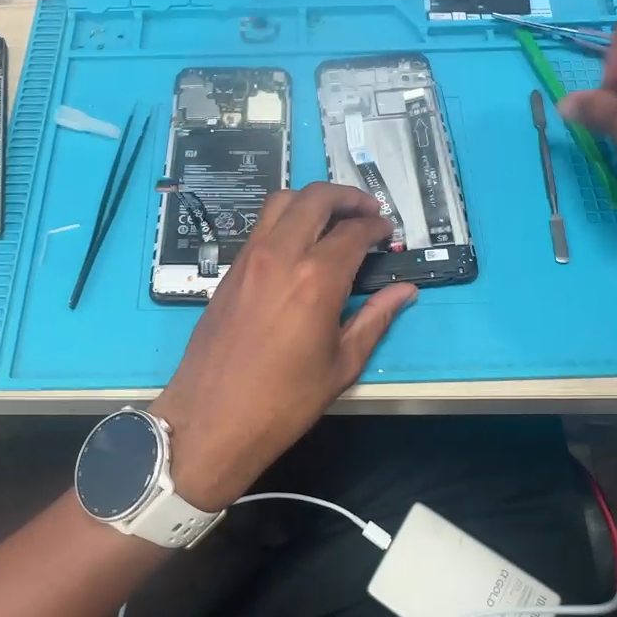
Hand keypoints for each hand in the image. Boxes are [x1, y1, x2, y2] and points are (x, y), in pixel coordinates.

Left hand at [149, 183, 416, 510]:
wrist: (211, 419)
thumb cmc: (284, 401)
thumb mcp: (342, 365)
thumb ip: (375, 319)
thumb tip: (405, 291)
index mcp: (316, 278)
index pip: (353, 232)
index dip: (376, 227)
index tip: (388, 233)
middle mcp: (281, 254)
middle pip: (315, 198)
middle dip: (347, 197)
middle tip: (368, 211)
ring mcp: (250, 258)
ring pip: (281, 201)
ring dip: (312, 200)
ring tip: (333, 217)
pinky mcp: (231, 269)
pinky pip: (261, 225)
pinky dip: (286, 218)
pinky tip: (300, 242)